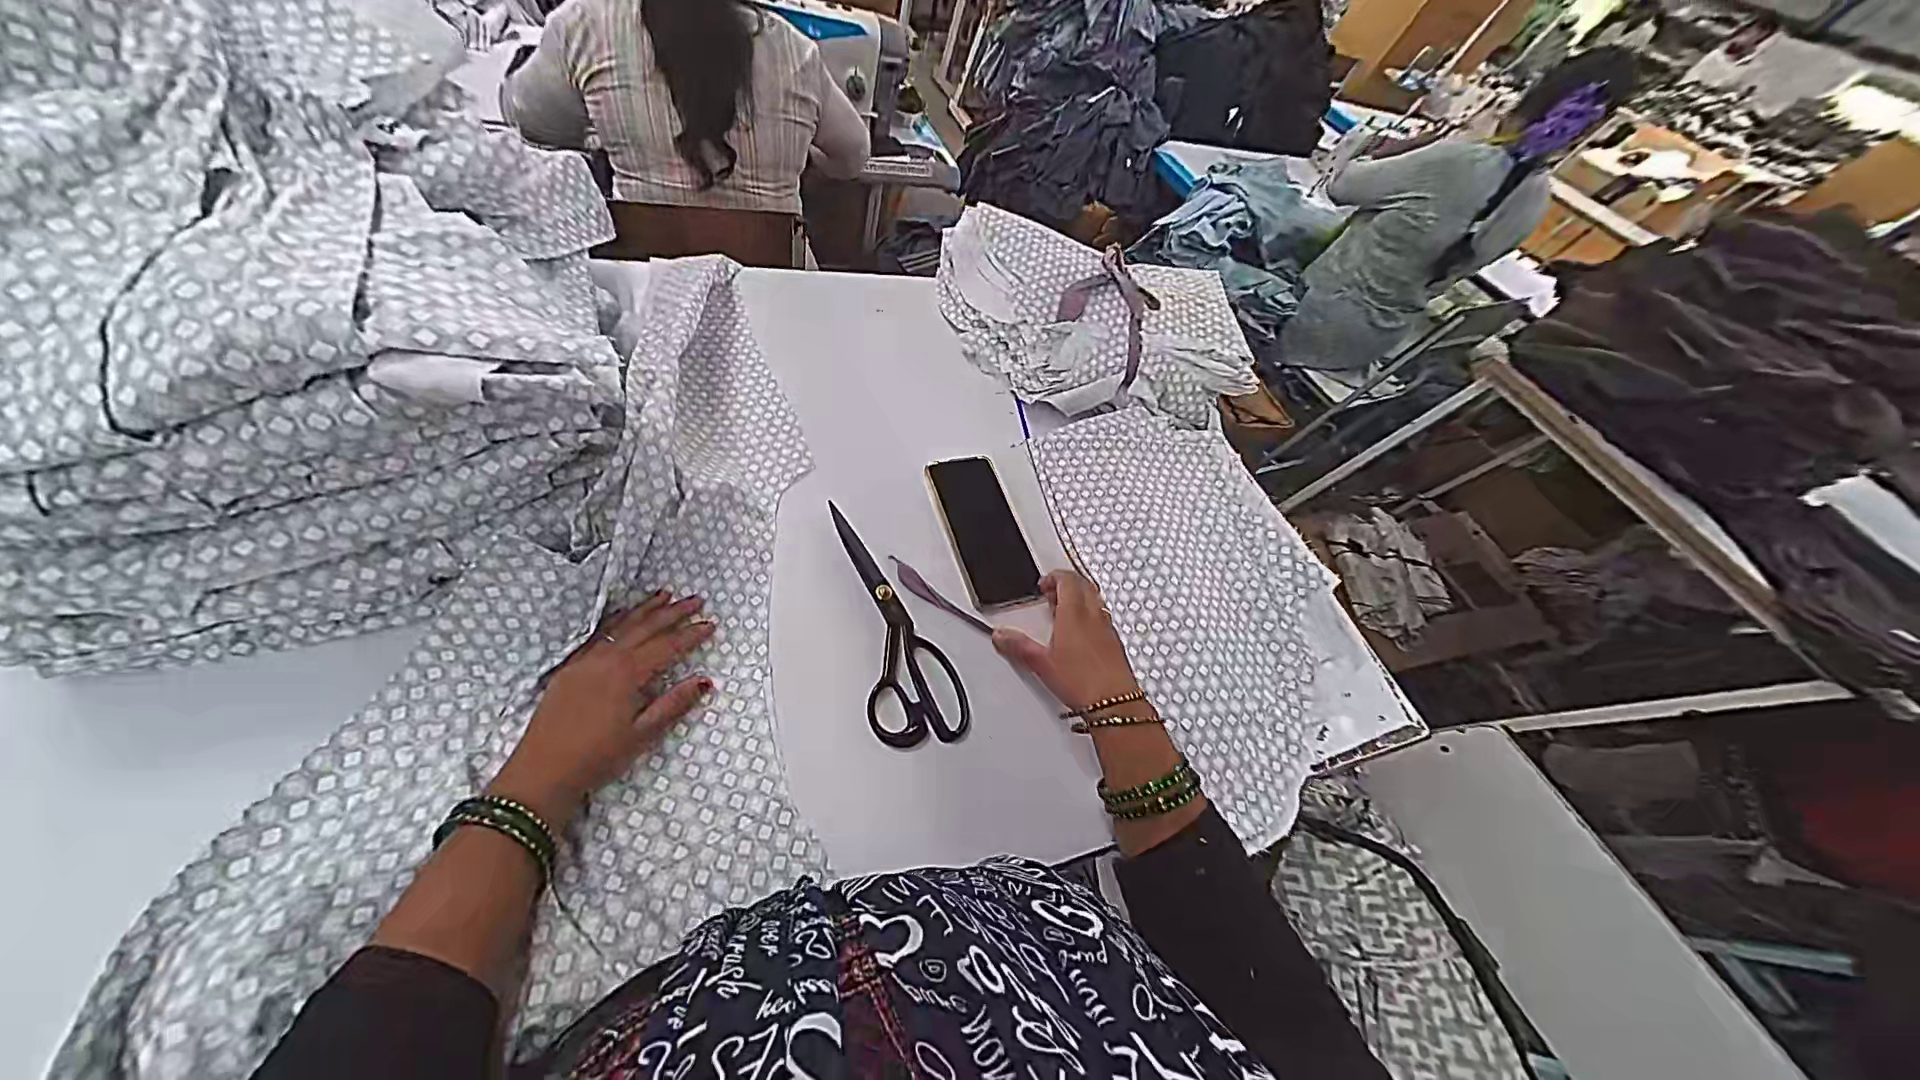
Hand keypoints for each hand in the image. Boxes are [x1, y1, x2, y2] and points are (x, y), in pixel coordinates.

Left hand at [489, 592, 715, 827]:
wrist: (540, 775)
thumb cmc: (595, 758)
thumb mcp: (642, 734)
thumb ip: (674, 703)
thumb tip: (705, 681)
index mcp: (626, 674)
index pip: (667, 646)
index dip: (691, 634)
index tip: (710, 624)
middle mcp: (605, 660)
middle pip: (645, 628)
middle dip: (673, 612)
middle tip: (695, 600)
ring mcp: (584, 662)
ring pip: (620, 627)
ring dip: (645, 609)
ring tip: (663, 595)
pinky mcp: (568, 670)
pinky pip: (597, 636)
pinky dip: (615, 622)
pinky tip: (622, 618)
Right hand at [990, 570, 1140, 710]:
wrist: (1114, 704)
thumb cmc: (1084, 682)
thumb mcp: (1041, 663)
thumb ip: (1019, 646)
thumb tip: (1003, 636)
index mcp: (1075, 613)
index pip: (1068, 580)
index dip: (1054, 577)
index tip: (1044, 584)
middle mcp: (1094, 616)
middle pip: (1084, 585)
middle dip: (1067, 584)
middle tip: (1052, 593)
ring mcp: (1107, 629)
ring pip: (1095, 601)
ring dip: (1079, 599)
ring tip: (1064, 612)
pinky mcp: (1114, 643)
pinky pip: (1102, 618)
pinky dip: (1089, 617)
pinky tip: (1081, 634)